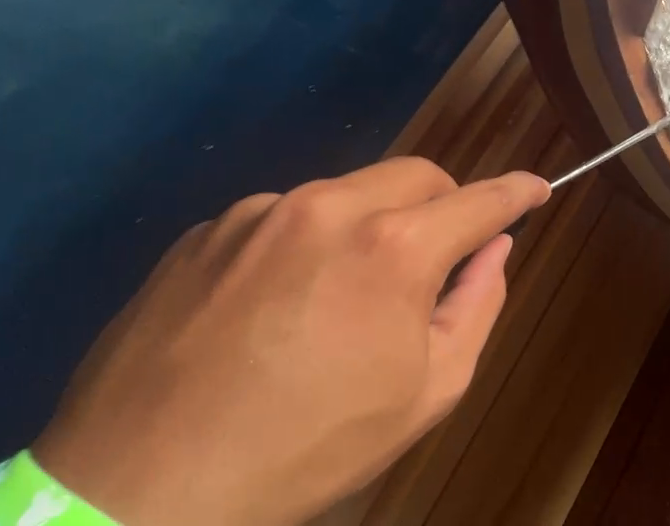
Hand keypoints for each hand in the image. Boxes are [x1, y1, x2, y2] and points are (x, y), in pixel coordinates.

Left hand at [32, 157, 549, 525]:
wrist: (131, 498)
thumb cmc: (305, 447)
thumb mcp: (428, 389)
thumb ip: (478, 303)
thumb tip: (492, 248)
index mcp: (396, 246)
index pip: (484, 197)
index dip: (520, 192)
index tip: (537, 190)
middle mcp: (331, 208)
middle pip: (419, 175)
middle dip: (443, 204)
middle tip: (434, 258)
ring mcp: (258, 216)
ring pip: (348, 192)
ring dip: (370, 223)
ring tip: (341, 292)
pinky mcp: (202, 236)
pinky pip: (280, 218)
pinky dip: (304, 242)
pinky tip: (277, 303)